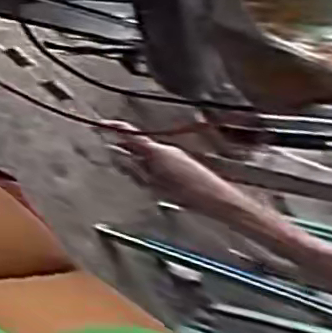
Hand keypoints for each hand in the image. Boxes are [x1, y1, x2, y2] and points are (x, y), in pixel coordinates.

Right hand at [105, 126, 275, 231]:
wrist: (231, 208)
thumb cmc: (195, 197)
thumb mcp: (154, 184)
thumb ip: (132, 167)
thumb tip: (116, 154)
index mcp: (157, 151)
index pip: (129, 132)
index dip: (113, 127)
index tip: (100, 125)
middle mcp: (168, 150)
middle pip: (139, 144)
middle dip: (126, 150)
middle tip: (117, 158)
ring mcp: (180, 157)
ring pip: (150, 154)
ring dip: (142, 162)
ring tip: (142, 178)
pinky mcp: (188, 166)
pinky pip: (163, 162)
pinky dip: (154, 168)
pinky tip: (158, 183)